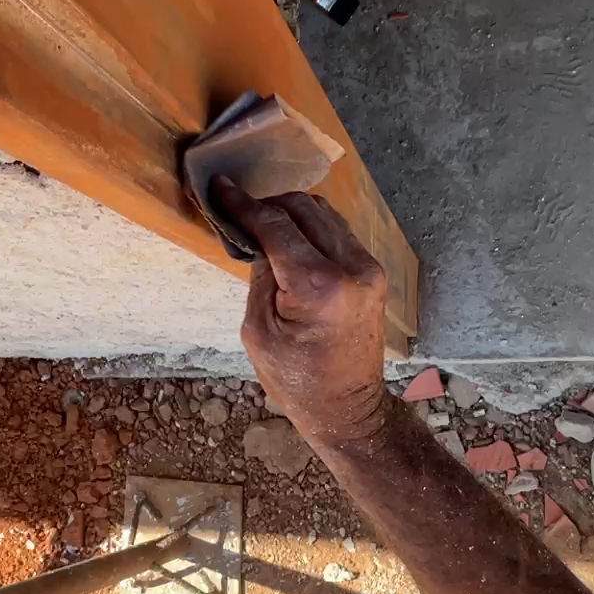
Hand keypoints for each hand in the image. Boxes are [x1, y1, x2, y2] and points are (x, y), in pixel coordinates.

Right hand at [211, 177, 389, 442]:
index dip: (244, 204)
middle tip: (239, 214)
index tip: (220, 187)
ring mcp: (368, 267)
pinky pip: (336, 230)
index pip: (276, 225)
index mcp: (319, 286)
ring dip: (289, 213)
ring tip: (262, 228)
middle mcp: (352, 267)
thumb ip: (259, 272)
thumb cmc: (294, 378)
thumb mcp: (258, 329)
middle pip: (303, 207)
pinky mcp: (372, 271)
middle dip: (267, 204)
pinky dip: (309, 226)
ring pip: (323, 212)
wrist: (346, 407)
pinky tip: (289, 240)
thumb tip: (255, 234)